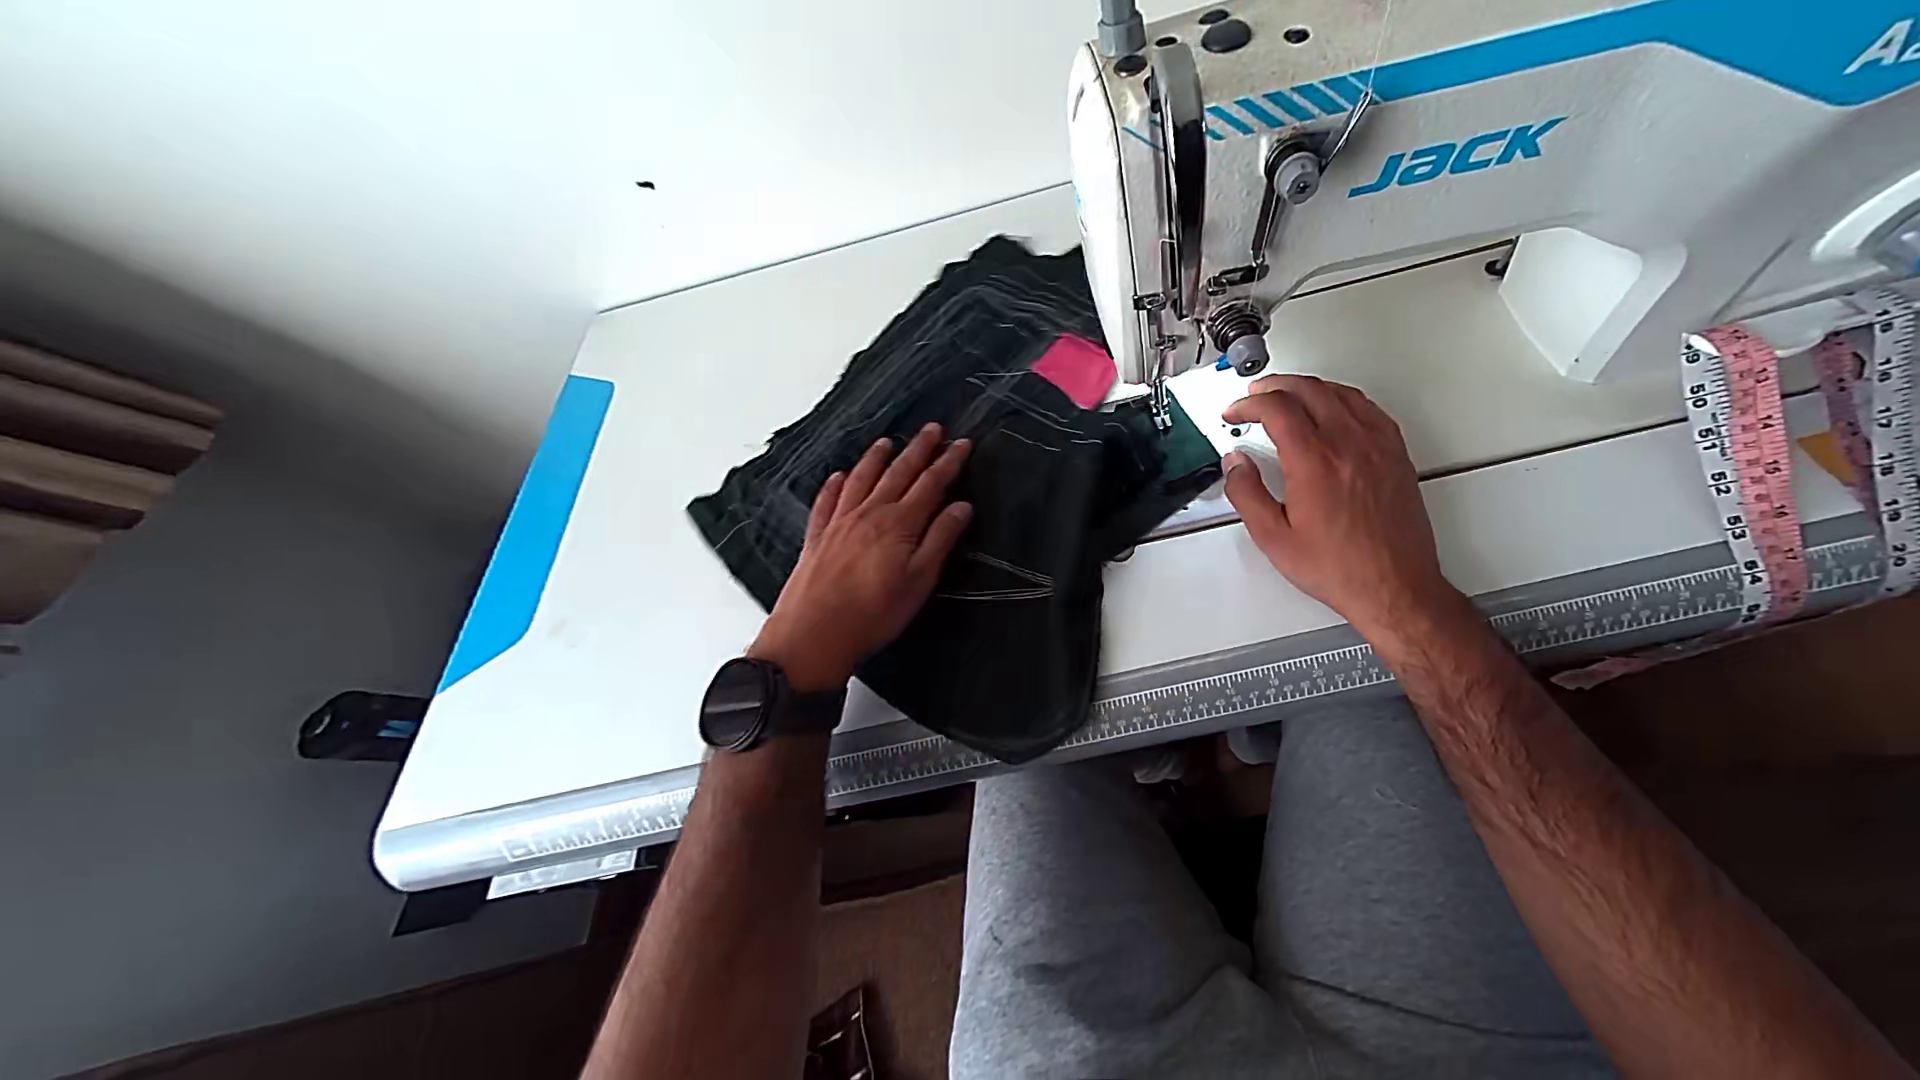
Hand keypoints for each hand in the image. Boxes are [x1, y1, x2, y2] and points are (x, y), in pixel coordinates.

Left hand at [748, 424, 973, 691]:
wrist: (814, 633)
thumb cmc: (871, 613)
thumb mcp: (918, 581)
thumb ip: (940, 539)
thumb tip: (960, 508)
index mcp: (899, 524)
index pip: (930, 483)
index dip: (948, 462)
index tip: (962, 444)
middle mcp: (869, 514)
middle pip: (898, 472)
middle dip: (919, 448)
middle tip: (933, 429)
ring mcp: (840, 523)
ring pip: (862, 479)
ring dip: (877, 457)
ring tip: (888, 441)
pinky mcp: (817, 536)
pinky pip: (827, 500)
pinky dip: (834, 484)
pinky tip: (837, 475)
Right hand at [1220, 375, 1465, 637]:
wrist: (1393, 586)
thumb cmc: (1341, 567)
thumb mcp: (1273, 537)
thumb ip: (1247, 494)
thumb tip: (1236, 465)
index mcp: (1315, 463)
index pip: (1277, 409)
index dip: (1249, 404)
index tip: (1236, 412)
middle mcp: (1349, 446)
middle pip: (1308, 390)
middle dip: (1274, 386)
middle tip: (1254, 396)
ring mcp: (1377, 447)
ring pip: (1340, 393)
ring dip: (1307, 387)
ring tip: (1286, 394)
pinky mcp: (1395, 455)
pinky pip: (1368, 408)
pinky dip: (1342, 397)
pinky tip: (1333, 406)